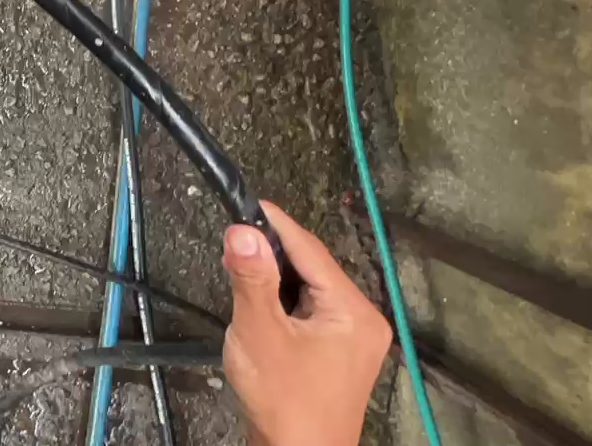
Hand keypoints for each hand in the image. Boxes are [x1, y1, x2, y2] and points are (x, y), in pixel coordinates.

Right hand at [223, 201, 392, 445]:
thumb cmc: (282, 393)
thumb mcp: (259, 330)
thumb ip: (251, 277)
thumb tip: (243, 228)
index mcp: (352, 311)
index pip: (309, 249)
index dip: (274, 221)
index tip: (242, 198)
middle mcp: (362, 317)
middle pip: (310, 264)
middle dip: (270, 248)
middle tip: (229, 240)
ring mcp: (353, 334)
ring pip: (307, 282)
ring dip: (272, 271)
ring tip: (238, 266)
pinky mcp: (338, 346)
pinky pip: (308, 302)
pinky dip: (280, 292)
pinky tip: (257, 298)